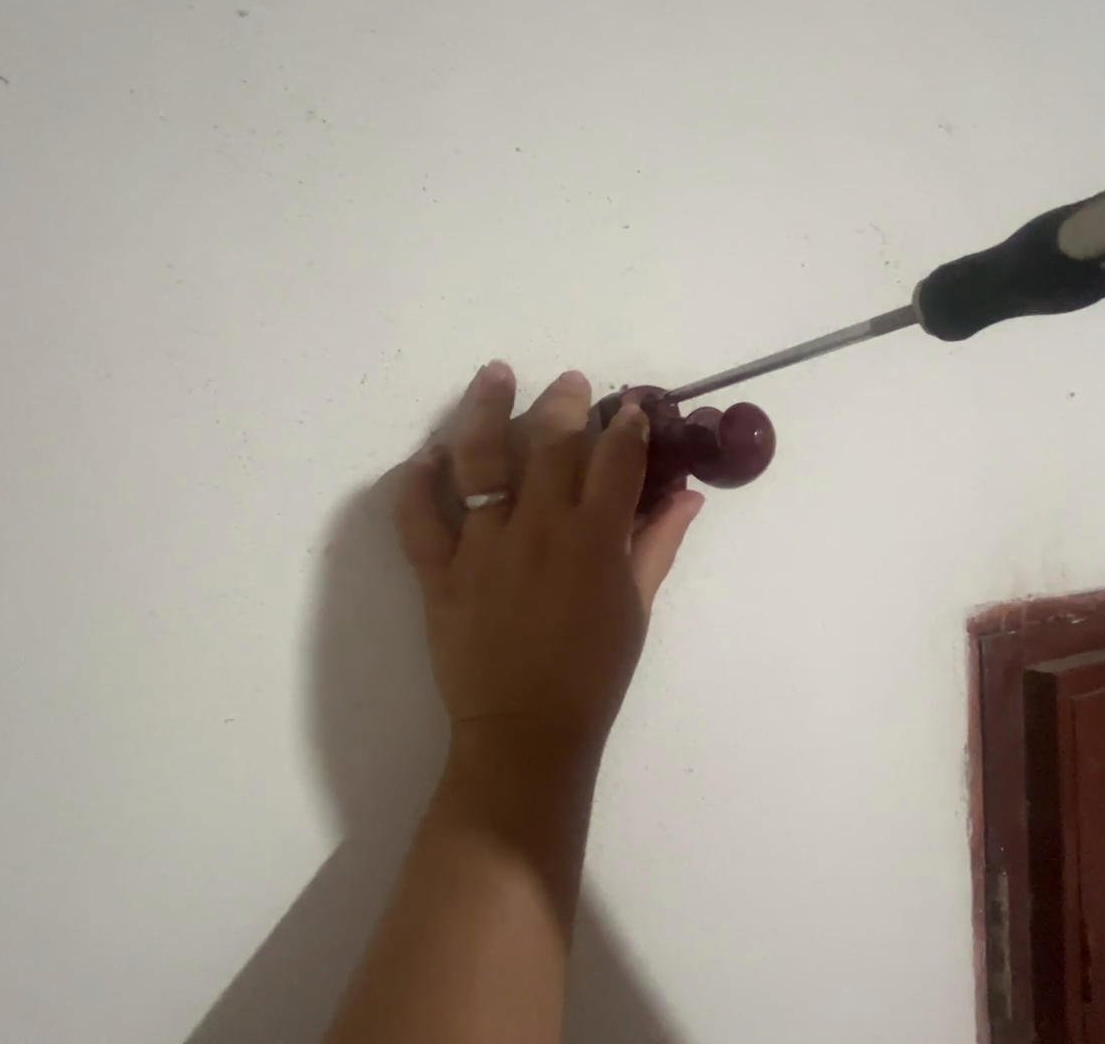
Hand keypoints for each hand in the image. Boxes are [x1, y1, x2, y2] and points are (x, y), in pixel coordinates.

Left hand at [392, 364, 703, 767]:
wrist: (526, 731)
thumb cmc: (592, 675)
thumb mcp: (637, 609)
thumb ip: (659, 545)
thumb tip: (688, 495)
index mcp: (594, 540)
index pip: (616, 460)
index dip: (626, 426)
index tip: (629, 406)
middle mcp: (538, 529)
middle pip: (551, 445)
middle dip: (565, 404)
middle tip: (570, 382)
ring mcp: (482, 546)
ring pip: (480, 461)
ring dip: (487, 409)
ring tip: (495, 373)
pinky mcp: (438, 571)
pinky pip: (418, 516)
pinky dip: (416, 481)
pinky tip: (428, 455)